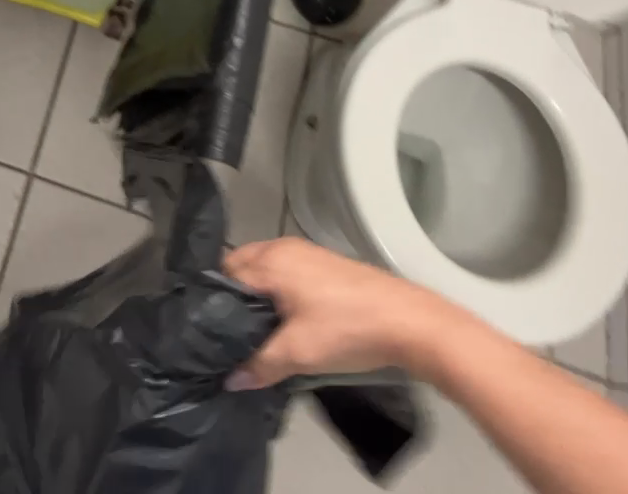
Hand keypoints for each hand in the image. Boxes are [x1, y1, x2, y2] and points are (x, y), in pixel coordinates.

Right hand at [222, 237, 471, 388]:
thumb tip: (231, 381)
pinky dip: (278, 286)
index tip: (216, 330)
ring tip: (261, 325)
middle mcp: (281, 247)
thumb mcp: (299, 353)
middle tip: (237, 329)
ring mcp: (305, 251)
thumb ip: (260, 364)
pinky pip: (284, 268)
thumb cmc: (348, 330)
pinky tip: (289, 315)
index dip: (217, 303)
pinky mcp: (324, 261)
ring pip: (263, 266)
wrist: (412, 323)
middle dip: (234, 293)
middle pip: (240, 265)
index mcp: (270, 261)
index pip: (225, 275)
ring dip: (258, 289)